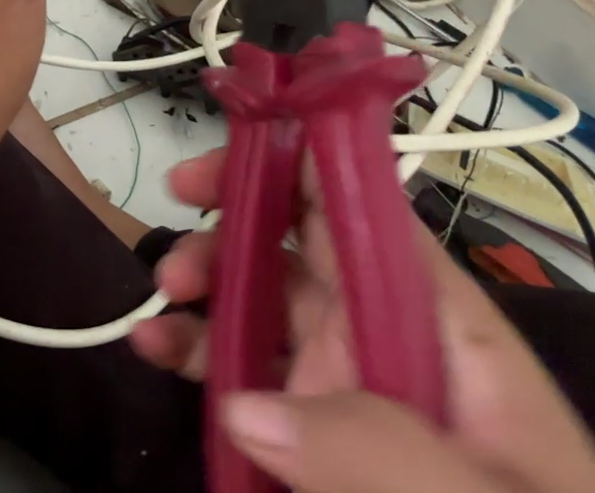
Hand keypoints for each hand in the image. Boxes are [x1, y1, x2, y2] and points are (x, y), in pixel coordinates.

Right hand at [130, 149, 594, 492]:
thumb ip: (375, 450)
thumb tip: (243, 405)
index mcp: (441, 323)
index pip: (373, 214)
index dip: (304, 162)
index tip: (235, 144)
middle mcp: (386, 336)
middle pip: (301, 240)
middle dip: (235, 208)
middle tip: (177, 200)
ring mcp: (343, 384)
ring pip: (261, 298)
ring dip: (205, 279)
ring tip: (162, 295)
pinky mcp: (308, 432)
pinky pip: (240, 370)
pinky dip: (193, 349)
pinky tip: (153, 347)